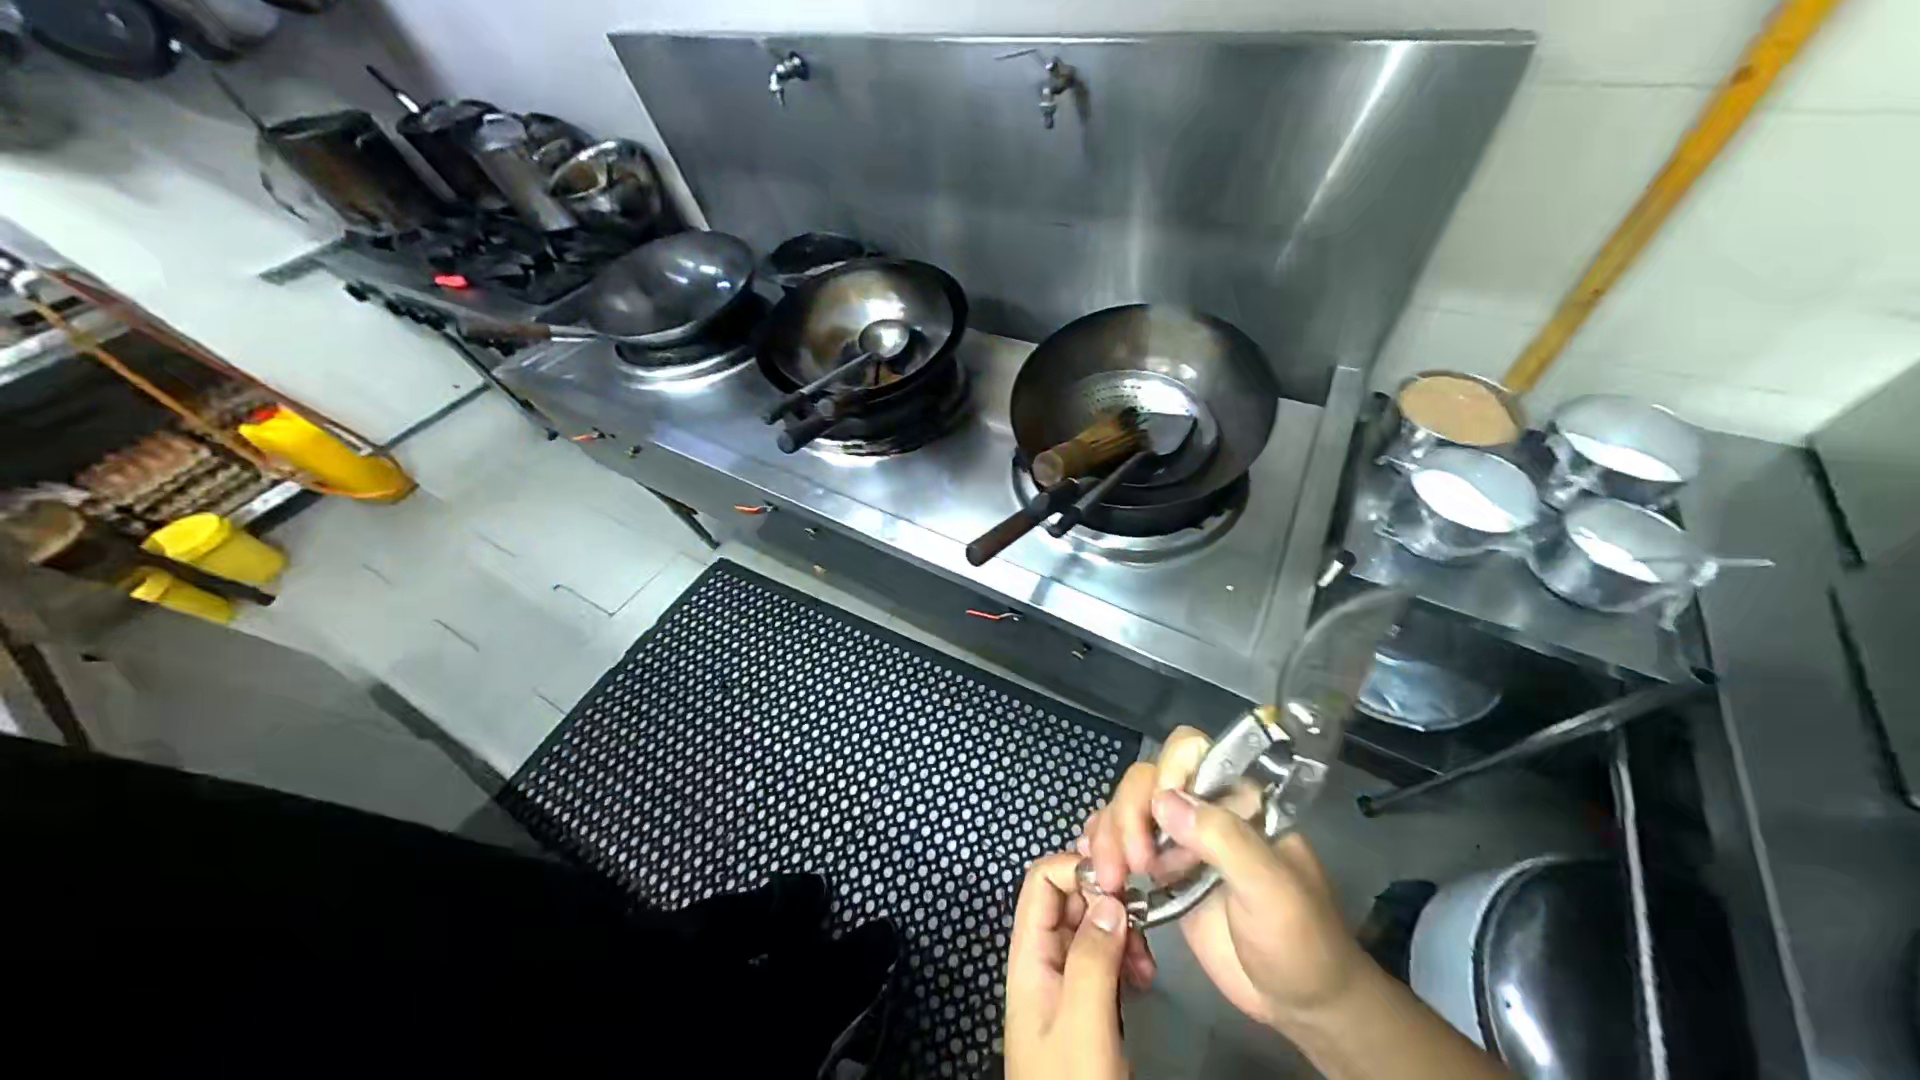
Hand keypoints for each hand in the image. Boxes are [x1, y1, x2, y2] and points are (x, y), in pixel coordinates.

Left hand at [1004, 853, 1152, 1079]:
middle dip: (1107, 903)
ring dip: (1122, 932)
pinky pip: (1104, 956)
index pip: (1041, 882)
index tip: (1120, 889)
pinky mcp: (1087, 1000)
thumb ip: (1093, 957)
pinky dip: (1126, 957)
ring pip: (1091, 927)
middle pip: (1069, 899)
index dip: (1077, 872)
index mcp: (1029, 955)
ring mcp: (1064, 979)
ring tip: (1148, 965)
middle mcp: (1043, 958)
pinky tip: (1146, 980)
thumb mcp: (1084, 1024)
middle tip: (1143, 929)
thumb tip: (1110, 898)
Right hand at [1081, 724, 1367, 1029]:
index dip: (1166, 772)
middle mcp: (1205, 810)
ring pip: (1127, 809)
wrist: (1301, 1005)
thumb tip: (1164, 800)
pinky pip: (1121, 843)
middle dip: (1129, 816)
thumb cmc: (1301, 944)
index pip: (1191, 752)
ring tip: (1111, 881)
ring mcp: (1180, 840)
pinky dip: (1101, 849)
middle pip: (1147, 780)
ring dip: (1109, 836)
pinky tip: (1094, 869)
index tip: (1158, 816)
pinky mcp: (1163, 871)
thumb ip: (1224, 840)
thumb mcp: (1272, 890)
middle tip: (1133, 867)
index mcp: (1238, 799)